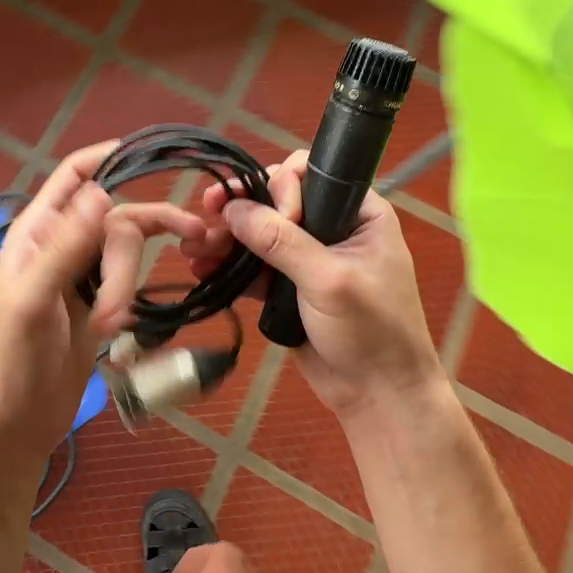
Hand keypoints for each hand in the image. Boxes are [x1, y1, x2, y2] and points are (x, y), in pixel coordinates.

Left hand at [0, 142, 205, 453]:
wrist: (15, 422)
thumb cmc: (11, 359)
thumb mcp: (35, 300)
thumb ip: (67, 246)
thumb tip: (102, 190)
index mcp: (36, 231)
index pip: (73, 176)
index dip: (106, 158)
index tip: (148, 152)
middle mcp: (61, 244)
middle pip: (114, 220)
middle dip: (123, 262)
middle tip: (112, 312)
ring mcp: (81, 274)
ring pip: (126, 252)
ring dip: (125, 287)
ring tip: (109, 329)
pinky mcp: (99, 302)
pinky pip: (128, 280)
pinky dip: (131, 294)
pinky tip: (125, 323)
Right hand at [179, 150, 442, 417]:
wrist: (379, 398)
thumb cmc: (373, 332)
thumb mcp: (330, 281)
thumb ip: (281, 242)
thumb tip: (233, 208)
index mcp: (359, 213)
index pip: (310, 175)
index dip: (283, 188)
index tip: (278, 218)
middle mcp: (332, 226)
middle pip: (276, 199)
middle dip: (240, 208)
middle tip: (208, 211)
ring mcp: (308, 257)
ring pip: (258, 232)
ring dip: (225, 237)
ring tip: (192, 246)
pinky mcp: (288, 286)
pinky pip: (252, 265)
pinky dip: (227, 266)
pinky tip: (201, 268)